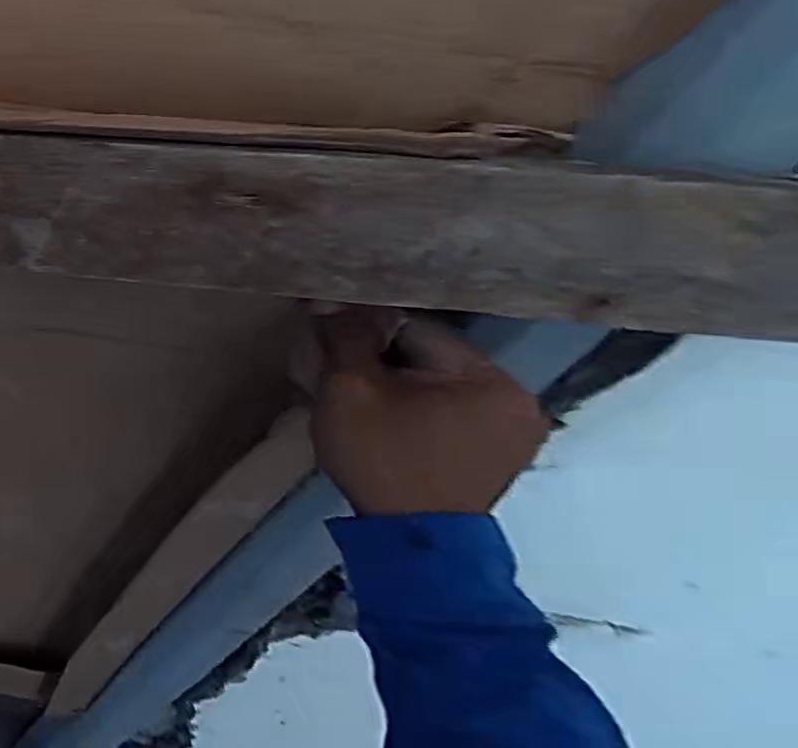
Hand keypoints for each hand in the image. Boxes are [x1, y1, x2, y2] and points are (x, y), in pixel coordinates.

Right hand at [302, 305, 549, 515]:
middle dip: (374, 356)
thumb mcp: (349, 389)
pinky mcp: (493, 450)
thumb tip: (330, 300)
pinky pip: (442, 406)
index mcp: (491, 380)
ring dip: (388, 379)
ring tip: (350, 393)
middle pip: (424, 354)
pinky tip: (376, 413)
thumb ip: (344, 337)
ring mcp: (509, 429)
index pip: (412, 328)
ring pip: (430, 380)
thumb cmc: (382, 457)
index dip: (361, 331)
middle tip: (330, 368)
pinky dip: (407, 403)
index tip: (326, 341)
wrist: (410, 541)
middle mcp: (515, 399)